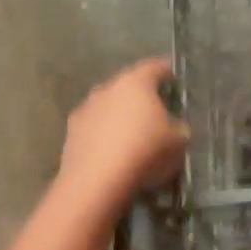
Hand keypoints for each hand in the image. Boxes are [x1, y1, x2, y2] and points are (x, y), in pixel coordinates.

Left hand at [56, 58, 187, 210]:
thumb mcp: (178, 143)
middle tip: (154, 110)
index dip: (166, 71)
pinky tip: (112, 152)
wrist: (97, 181)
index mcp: (136, 83)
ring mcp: (86, 109)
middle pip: (128, 86)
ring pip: (108, 106)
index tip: (173, 77)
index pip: (155, 67)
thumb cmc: (145, 153)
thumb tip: (174, 127)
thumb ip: (179, 129)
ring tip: (132, 134)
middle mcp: (107, 88)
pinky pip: (94, 127)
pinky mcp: (71, 132)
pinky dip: (104, 134)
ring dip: (119, 115)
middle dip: (141, 96)